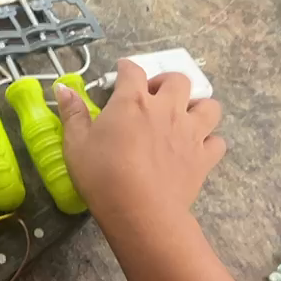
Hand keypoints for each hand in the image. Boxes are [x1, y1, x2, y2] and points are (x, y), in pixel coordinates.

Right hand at [58, 60, 224, 233]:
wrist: (140, 211)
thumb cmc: (102, 175)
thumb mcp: (76, 143)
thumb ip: (72, 113)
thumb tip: (63, 88)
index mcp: (132, 101)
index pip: (132, 70)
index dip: (125, 68)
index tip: (120, 74)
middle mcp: (166, 109)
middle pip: (177, 80)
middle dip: (165, 82)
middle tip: (152, 97)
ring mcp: (190, 132)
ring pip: (208, 106)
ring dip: (197, 107)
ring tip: (182, 118)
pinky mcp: (204, 157)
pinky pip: (217, 141)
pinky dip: (208, 141)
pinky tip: (195, 148)